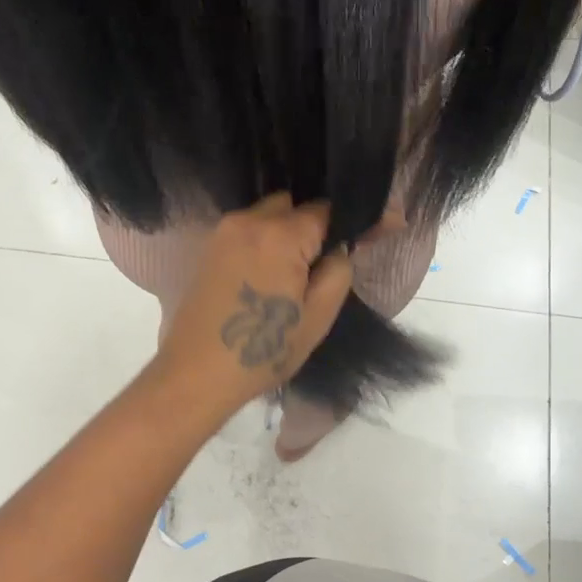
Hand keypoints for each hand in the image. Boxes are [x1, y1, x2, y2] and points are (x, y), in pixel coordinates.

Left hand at [144, 194, 354, 421]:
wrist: (196, 374)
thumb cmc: (263, 351)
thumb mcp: (317, 317)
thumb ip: (338, 269)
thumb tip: (343, 244)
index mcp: (279, 235)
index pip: (327, 209)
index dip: (356, 219)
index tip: (386, 226)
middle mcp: (248, 221)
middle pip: (294, 206)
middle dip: (316, 225)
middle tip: (329, 261)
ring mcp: (223, 233)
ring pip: (269, 216)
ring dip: (288, 233)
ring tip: (300, 272)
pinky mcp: (208, 249)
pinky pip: (248, 231)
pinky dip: (266, 242)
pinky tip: (272, 275)